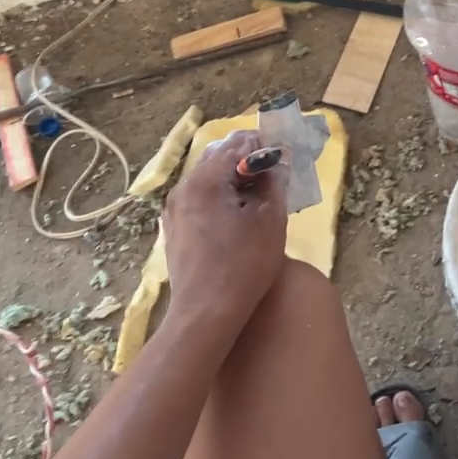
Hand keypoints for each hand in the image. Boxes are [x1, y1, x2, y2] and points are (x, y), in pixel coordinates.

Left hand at [161, 129, 289, 334]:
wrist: (206, 313)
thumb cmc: (244, 264)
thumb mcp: (270, 220)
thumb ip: (273, 182)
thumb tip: (275, 162)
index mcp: (205, 180)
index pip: (237, 145)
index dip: (263, 147)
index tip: (283, 156)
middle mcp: (183, 188)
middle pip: (218, 159)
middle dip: (247, 162)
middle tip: (274, 176)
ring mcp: (174, 210)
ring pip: (208, 180)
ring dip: (233, 181)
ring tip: (258, 198)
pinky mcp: (174, 229)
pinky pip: (200, 200)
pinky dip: (220, 199)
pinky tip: (237, 218)